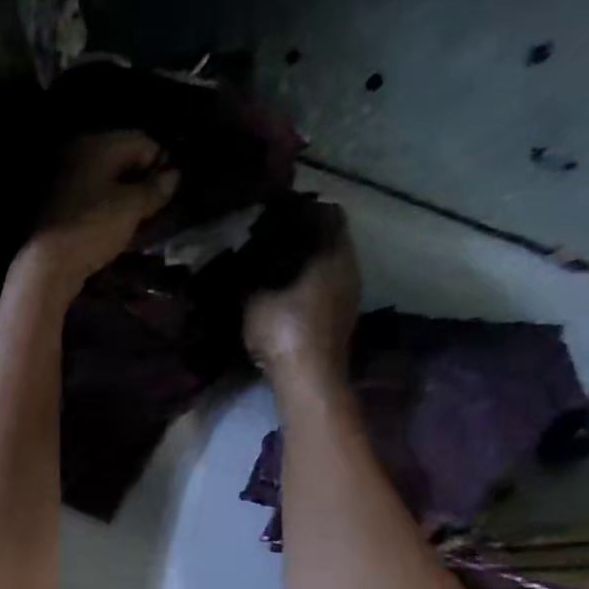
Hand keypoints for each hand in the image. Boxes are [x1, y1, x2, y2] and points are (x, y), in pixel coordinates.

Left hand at [27, 131, 179, 284]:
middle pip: (122, 159)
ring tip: (138, 220)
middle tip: (155, 207)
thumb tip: (173, 174)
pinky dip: (107, 209)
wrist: (49, 264)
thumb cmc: (93, 228)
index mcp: (96, 145)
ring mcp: (65, 179)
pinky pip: (92, 199)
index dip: (159, 163)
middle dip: (141, 180)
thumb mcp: (132, 207)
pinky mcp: (59, 205)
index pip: (140, 140)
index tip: (167, 191)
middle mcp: (78, 154)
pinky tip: (115, 228)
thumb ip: (155, 188)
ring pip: (107, 181)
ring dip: (125, 197)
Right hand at [243, 202, 360, 384]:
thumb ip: (249, 273)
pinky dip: (309, 282)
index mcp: (332, 251)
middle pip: (329, 237)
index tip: (275, 214)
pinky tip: (285, 291)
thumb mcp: (254, 297)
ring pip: (329, 262)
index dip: (301, 209)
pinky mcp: (343, 316)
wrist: (309, 379)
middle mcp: (348, 265)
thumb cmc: (284, 330)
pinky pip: (327, 284)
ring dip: (306, 261)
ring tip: (274, 265)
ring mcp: (350, 293)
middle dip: (303, 236)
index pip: (326, 212)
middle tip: (269, 239)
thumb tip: (238, 257)